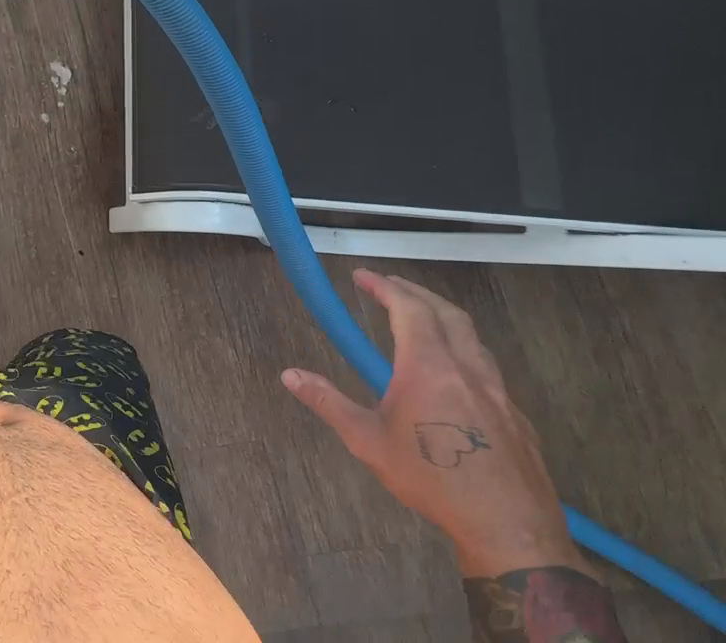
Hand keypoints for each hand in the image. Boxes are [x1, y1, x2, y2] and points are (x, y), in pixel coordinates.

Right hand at [281, 270, 587, 578]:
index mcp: (430, 368)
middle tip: (389, 286)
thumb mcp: (366, 440)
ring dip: (444, 318)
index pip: (410, 310)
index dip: (385, 287)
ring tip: (419, 319)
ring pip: (474, 339)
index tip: (362, 276)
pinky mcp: (515, 416)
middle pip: (449, 314)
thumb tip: (289, 375)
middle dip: (417, 293)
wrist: (508, 528)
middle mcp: (468, 371)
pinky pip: (487, 368)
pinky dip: (462, 350)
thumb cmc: (429, 478)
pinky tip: (449, 372)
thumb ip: (328, 402)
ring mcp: (498, 393)